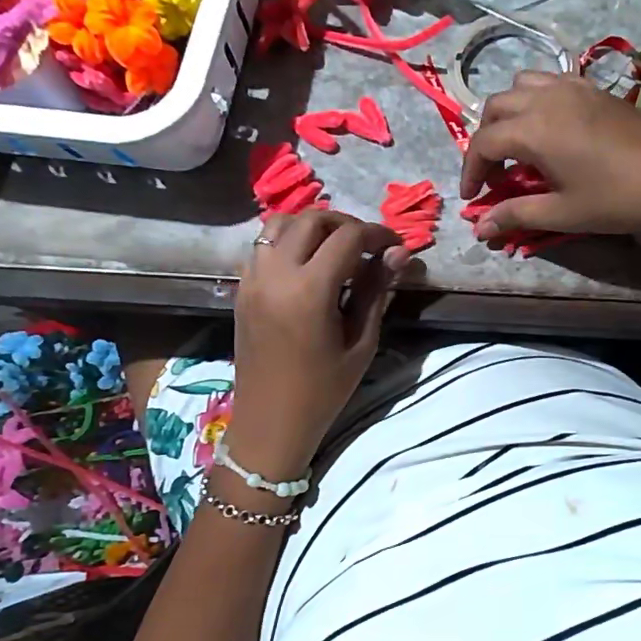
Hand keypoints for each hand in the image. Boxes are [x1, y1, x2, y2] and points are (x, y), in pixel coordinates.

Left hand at [224, 211, 406, 481]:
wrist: (270, 422)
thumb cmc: (323, 390)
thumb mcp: (361, 343)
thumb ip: (377, 291)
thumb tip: (398, 253)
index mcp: (309, 291)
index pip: (348, 237)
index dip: (378, 234)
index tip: (396, 246)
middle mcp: (275, 274)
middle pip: (312, 219)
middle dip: (346, 224)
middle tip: (368, 246)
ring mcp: (252, 279)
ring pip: (280, 224)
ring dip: (313, 227)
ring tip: (336, 249)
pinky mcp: (242, 288)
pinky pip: (263, 245)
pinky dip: (289, 241)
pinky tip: (309, 265)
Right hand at [459, 71, 640, 239]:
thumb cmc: (619, 199)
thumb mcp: (563, 212)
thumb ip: (516, 214)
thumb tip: (479, 229)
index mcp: (534, 127)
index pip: (484, 143)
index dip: (471, 171)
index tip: (473, 198)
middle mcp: (547, 97)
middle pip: (496, 108)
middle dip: (486, 140)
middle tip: (493, 174)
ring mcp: (574, 87)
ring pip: (522, 86)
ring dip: (509, 114)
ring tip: (518, 147)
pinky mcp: (596, 89)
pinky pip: (552, 81)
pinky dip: (537, 100)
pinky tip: (551, 128)